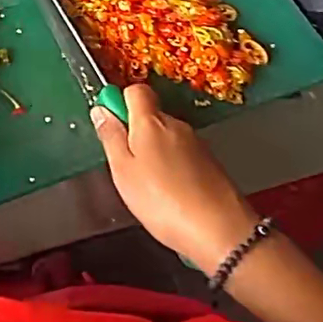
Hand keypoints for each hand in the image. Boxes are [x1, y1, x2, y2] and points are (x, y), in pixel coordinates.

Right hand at [93, 84, 257, 274]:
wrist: (221, 231)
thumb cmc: (164, 201)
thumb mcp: (123, 171)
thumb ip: (111, 137)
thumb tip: (101, 109)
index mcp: (151, 121)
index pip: (136, 90)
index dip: (120, 102)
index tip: (111, 126)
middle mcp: (176, 124)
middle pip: (151, 115)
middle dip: (135, 134)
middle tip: (126, 166)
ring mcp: (196, 143)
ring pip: (166, 137)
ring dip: (154, 153)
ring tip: (149, 187)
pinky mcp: (210, 162)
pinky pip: (182, 155)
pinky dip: (172, 168)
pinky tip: (170, 195)